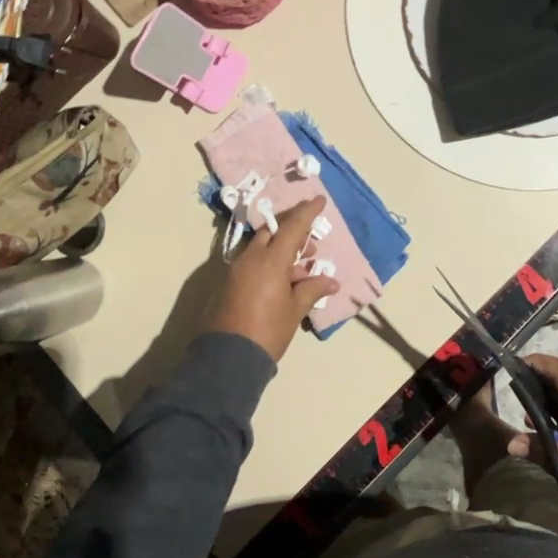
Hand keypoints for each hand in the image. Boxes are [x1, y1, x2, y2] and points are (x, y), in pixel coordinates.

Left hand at [207, 197, 339, 361]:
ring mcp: (235, 270)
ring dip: (281, 253)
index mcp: (270, 260)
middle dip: (293, 234)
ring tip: (300, 274)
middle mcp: (250, 258)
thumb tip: (330, 281)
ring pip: (261, 249)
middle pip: (273, 233)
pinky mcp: (226, 283)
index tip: (319, 200)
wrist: (227, 357)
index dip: (307, 213)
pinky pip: (251, 264)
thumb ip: (312, 290)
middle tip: (310, 248)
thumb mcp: (294, 310)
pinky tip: (280, 284)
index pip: (292, 227)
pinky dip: (268, 266)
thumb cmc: (267, 331)